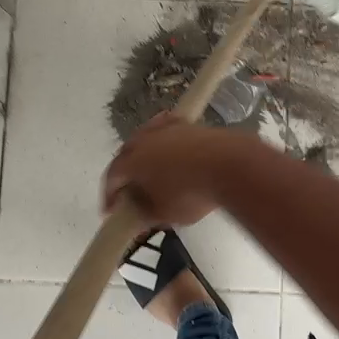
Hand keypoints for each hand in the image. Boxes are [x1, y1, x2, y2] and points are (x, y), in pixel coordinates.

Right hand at [102, 113, 259, 225]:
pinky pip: (166, 129)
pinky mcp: (187, 124)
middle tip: (128, 192)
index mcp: (132, 161)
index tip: (111, 210)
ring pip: (146, 139)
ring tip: (149, 172)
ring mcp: (166, 128)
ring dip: (143, 155)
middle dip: (125, 173)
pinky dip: (163, 139)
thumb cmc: (190, 193)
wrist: (229, 165)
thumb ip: (145, 214)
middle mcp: (144, 139)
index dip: (109, 195)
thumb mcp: (163, 214)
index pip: (111, 177)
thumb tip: (138, 214)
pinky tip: (168, 145)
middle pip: (126, 155)